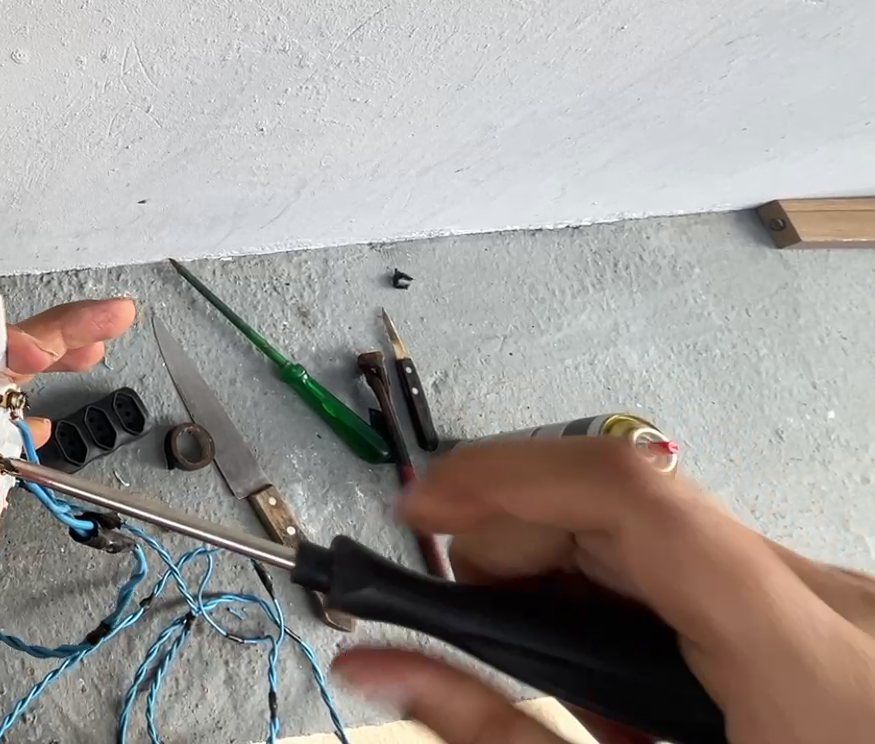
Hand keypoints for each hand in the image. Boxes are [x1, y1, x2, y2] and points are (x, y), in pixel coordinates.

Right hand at [333, 439, 874, 743]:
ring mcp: (839, 593)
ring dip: (553, 553)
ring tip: (551, 649)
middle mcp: (836, 602)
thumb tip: (368, 665)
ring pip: (638, 510)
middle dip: (510, 536)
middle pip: (611, 500)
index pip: (628, 494)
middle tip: (476, 610)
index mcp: (810, 665)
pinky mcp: (828, 597)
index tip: (418, 511)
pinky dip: (605, 570)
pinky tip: (604, 642)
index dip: (501, 477)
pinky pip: (679, 537)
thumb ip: (496, 734)